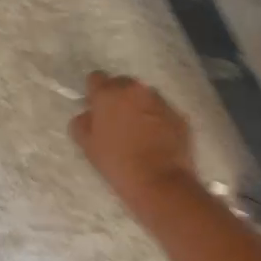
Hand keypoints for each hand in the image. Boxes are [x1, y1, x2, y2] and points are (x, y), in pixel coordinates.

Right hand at [68, 71, 199, 217]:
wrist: (161, 183)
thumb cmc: (118, 163)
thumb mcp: (87, 145)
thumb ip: (82, 122)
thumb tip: (88, 114)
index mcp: (108, 93)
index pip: (96, 78)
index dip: (94, 93)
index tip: (96, 109)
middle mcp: (135, 89)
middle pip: (122, 84)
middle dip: (118, 98)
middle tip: (117, 121)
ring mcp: (159, 101)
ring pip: (143, 96)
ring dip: (139, 107)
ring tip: (139, 132)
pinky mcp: (178, 115)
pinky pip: (161, 111)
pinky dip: (157, 119)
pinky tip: (156, 140)